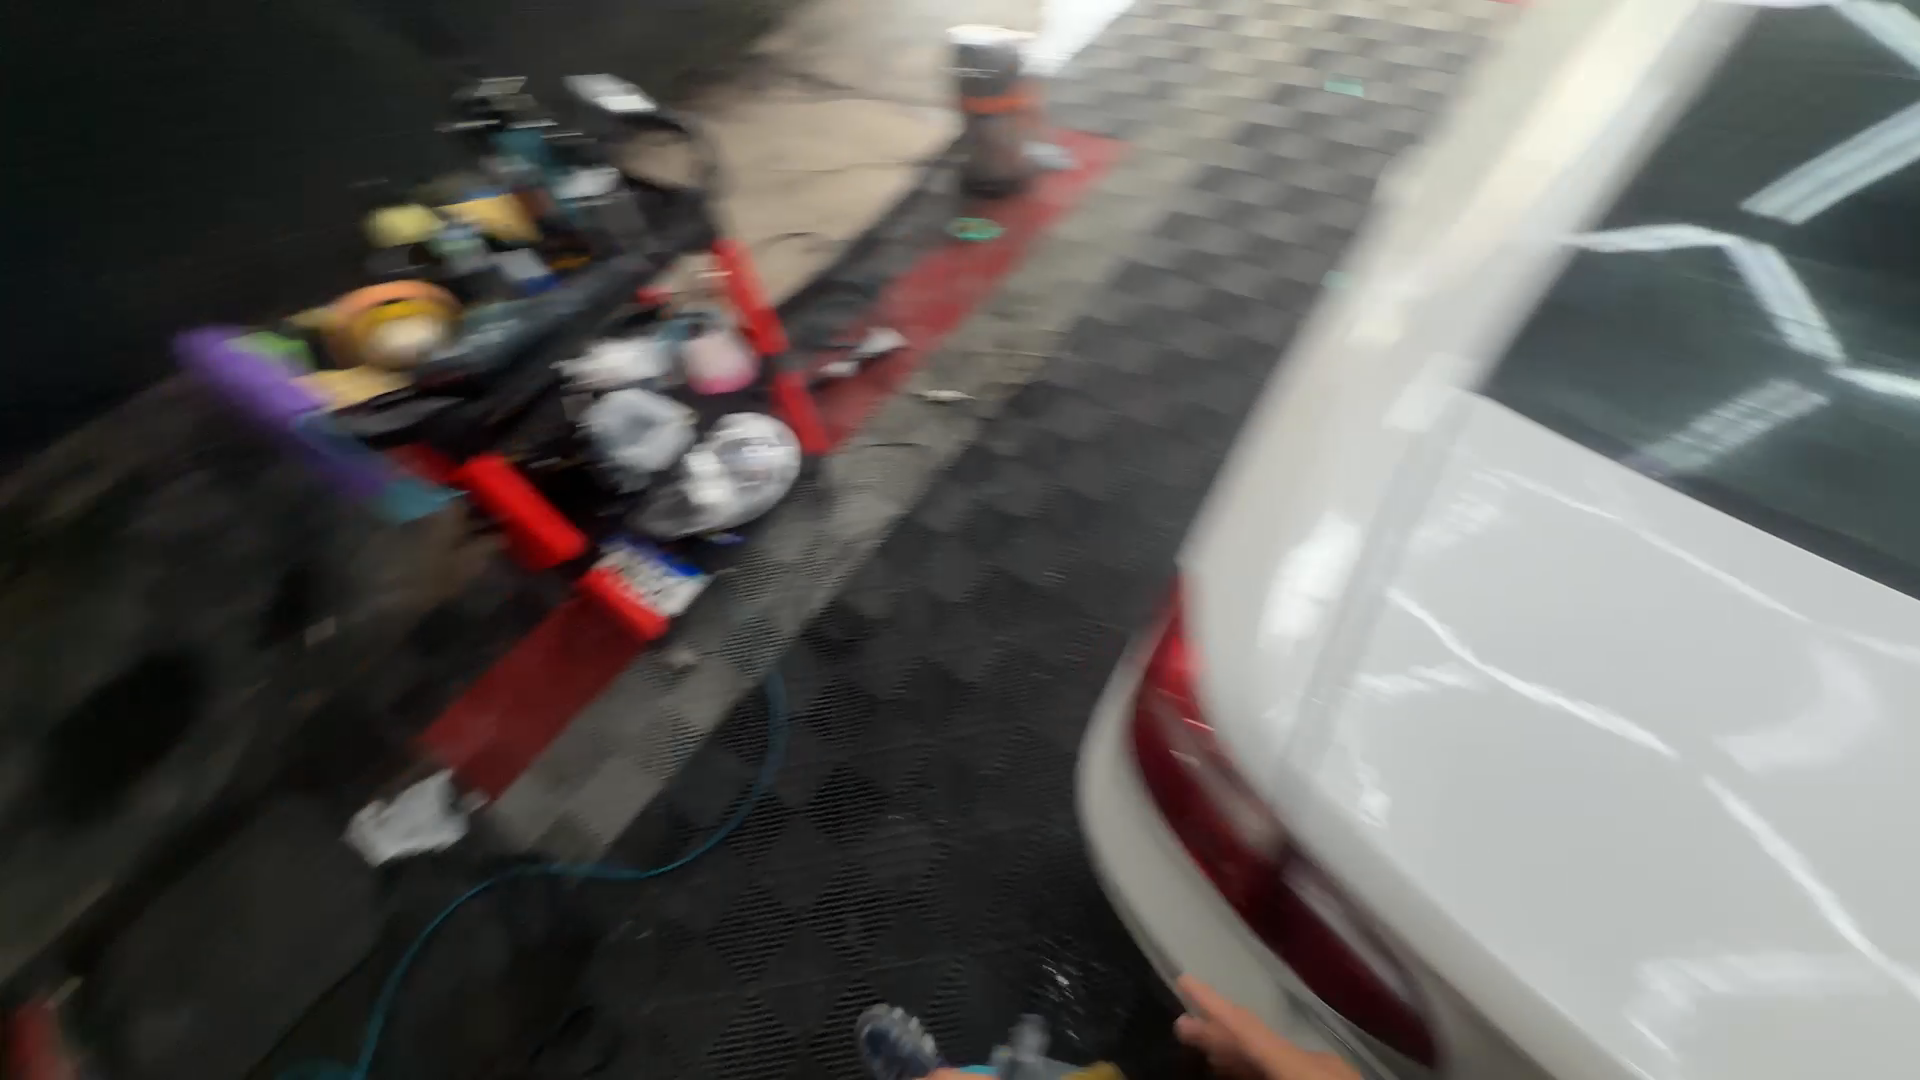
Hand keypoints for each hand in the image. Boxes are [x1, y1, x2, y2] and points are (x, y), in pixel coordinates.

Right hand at [1173, 977, 1361, 1079]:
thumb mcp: (1295, 1079)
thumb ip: (1253, 1076)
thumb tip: (1222, 1063)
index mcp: (1307, 1072)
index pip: (1251, 1032)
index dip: (1214, 1006)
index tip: (1184, 980)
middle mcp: (1319, 1069)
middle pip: (1260, 1044)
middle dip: (1220, 1036)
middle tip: (1182, 1027)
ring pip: (1276, 1061)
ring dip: (1240, 1057)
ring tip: (1207, 1053)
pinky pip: (1291, 1074)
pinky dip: (1263, 1074)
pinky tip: (1247, 1077)